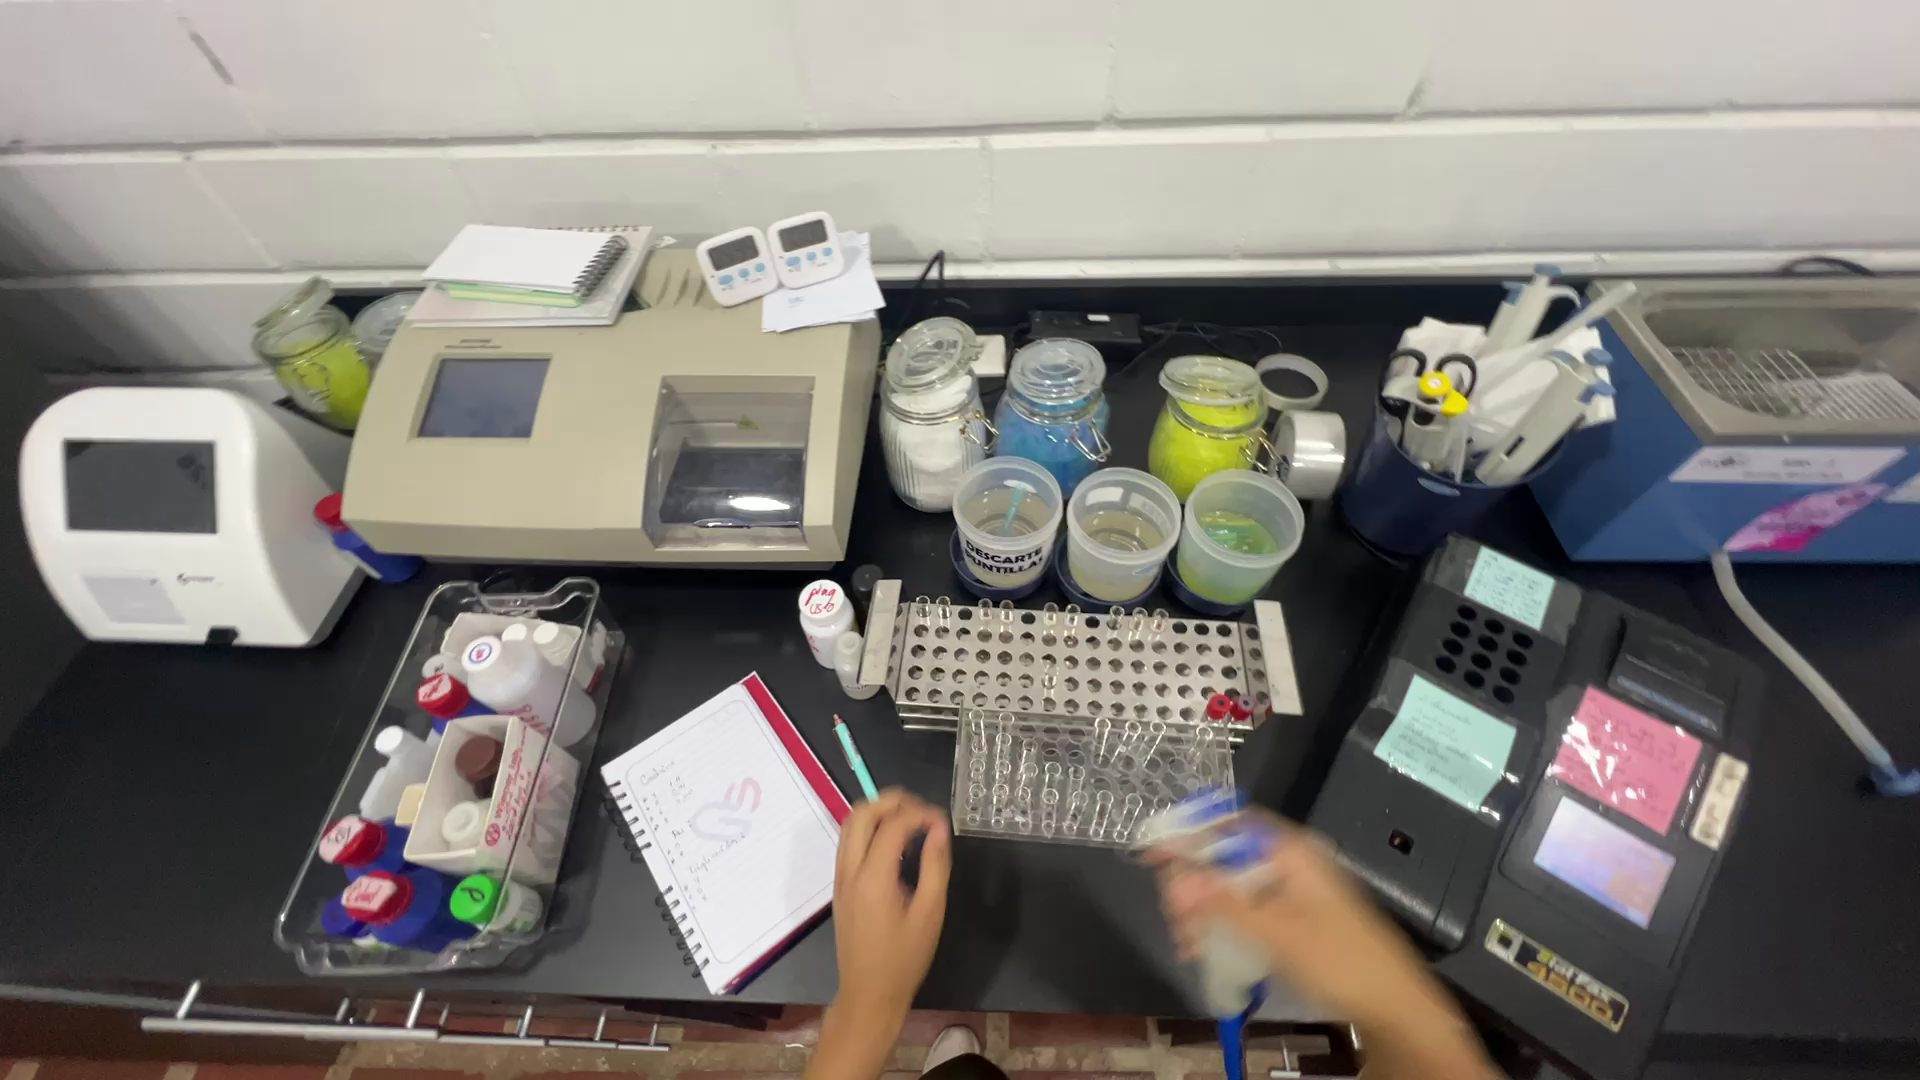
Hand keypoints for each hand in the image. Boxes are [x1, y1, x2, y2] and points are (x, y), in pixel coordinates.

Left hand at [831, 788, 951, 1016]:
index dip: (919, 813)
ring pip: (849, 823)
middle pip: (861, 812)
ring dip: (878, 811)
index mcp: (873, 877)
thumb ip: (935, 865)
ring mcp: (840, 877)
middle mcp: (850, 870)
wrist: (868, 996)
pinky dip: (869, 828)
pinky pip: (849, 841)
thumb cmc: (904, 959)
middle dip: (892, 801)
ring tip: (909, 819)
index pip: (892, 824)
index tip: (942, 820)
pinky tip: (893, 841)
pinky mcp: (839, 885)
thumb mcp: (930, 913)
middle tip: (921, 809)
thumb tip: (940, 827)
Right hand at [1152, 811, 1450, 1029]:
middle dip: (1194, 883)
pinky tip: (1208, 948)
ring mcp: (1297, 890)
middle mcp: (1292, 861)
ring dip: (1206, 909)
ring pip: (1236, 886)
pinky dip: (1227, 924)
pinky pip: (1251, 909)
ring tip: (1187, 941)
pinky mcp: (1299, 917)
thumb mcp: (1275, 932)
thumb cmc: (1341, 961)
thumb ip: (1221, 903)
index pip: (1229, 823)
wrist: (1399, 1012)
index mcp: (1291, 850)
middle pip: (1228, 856)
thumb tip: (1174, 880)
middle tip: (1172, 912)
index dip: (1189, 832)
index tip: (1157, 851)